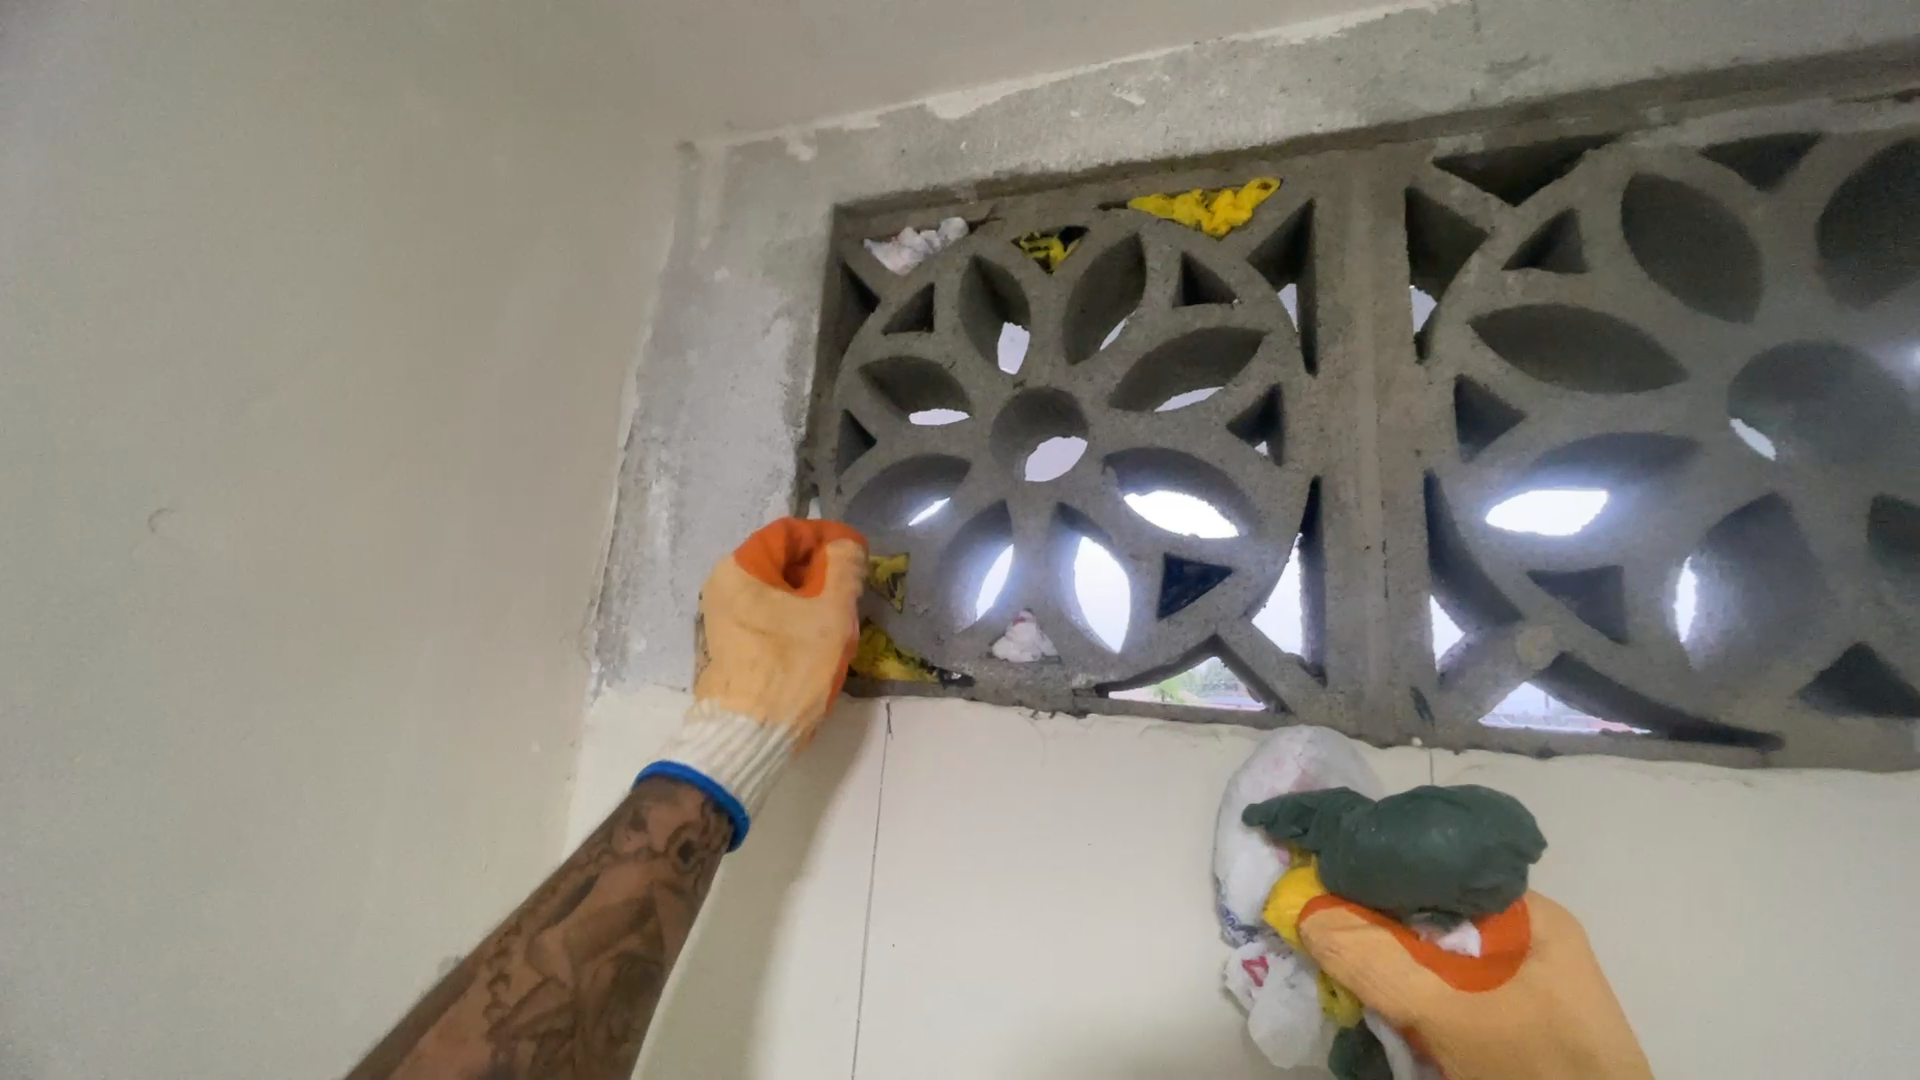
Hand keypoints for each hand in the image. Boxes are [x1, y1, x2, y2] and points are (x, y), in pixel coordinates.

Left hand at [640, 518, 866, 849]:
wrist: (751, 735)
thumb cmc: (791, 668)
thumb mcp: (830, 612)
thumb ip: (844, 567)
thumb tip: (846, 547)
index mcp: (739, 568)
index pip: (790, 532)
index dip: (829, 539)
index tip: (858, 558)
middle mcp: (722, 586)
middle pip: (783, 561)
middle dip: (821, 572)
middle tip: (852, 593)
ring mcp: (723, 617)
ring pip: (778, 591)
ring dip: (812, 598)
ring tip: (839, 620)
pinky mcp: (730, 644)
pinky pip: (769, 616)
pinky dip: (795, 618)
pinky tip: (817, 640)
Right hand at [1297, 892, 1651, 1079]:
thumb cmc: (1534, 1070)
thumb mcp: (1444, 1010)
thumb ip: (1367, 952)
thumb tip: (1296, 906)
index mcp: (1521, 912)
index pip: (1421, 862)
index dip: (1360, 865)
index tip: (1306, 877)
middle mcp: (1517, 933)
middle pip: (1415, 906)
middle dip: (1359, 920)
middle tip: (1310, 932)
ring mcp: (1511, 978)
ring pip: (1418, 949)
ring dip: (1373, 962)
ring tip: (1335, 975)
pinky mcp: (1501, 1017)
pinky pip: (1431, 986)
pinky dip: (1397, 995)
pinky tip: (1374, 1011)